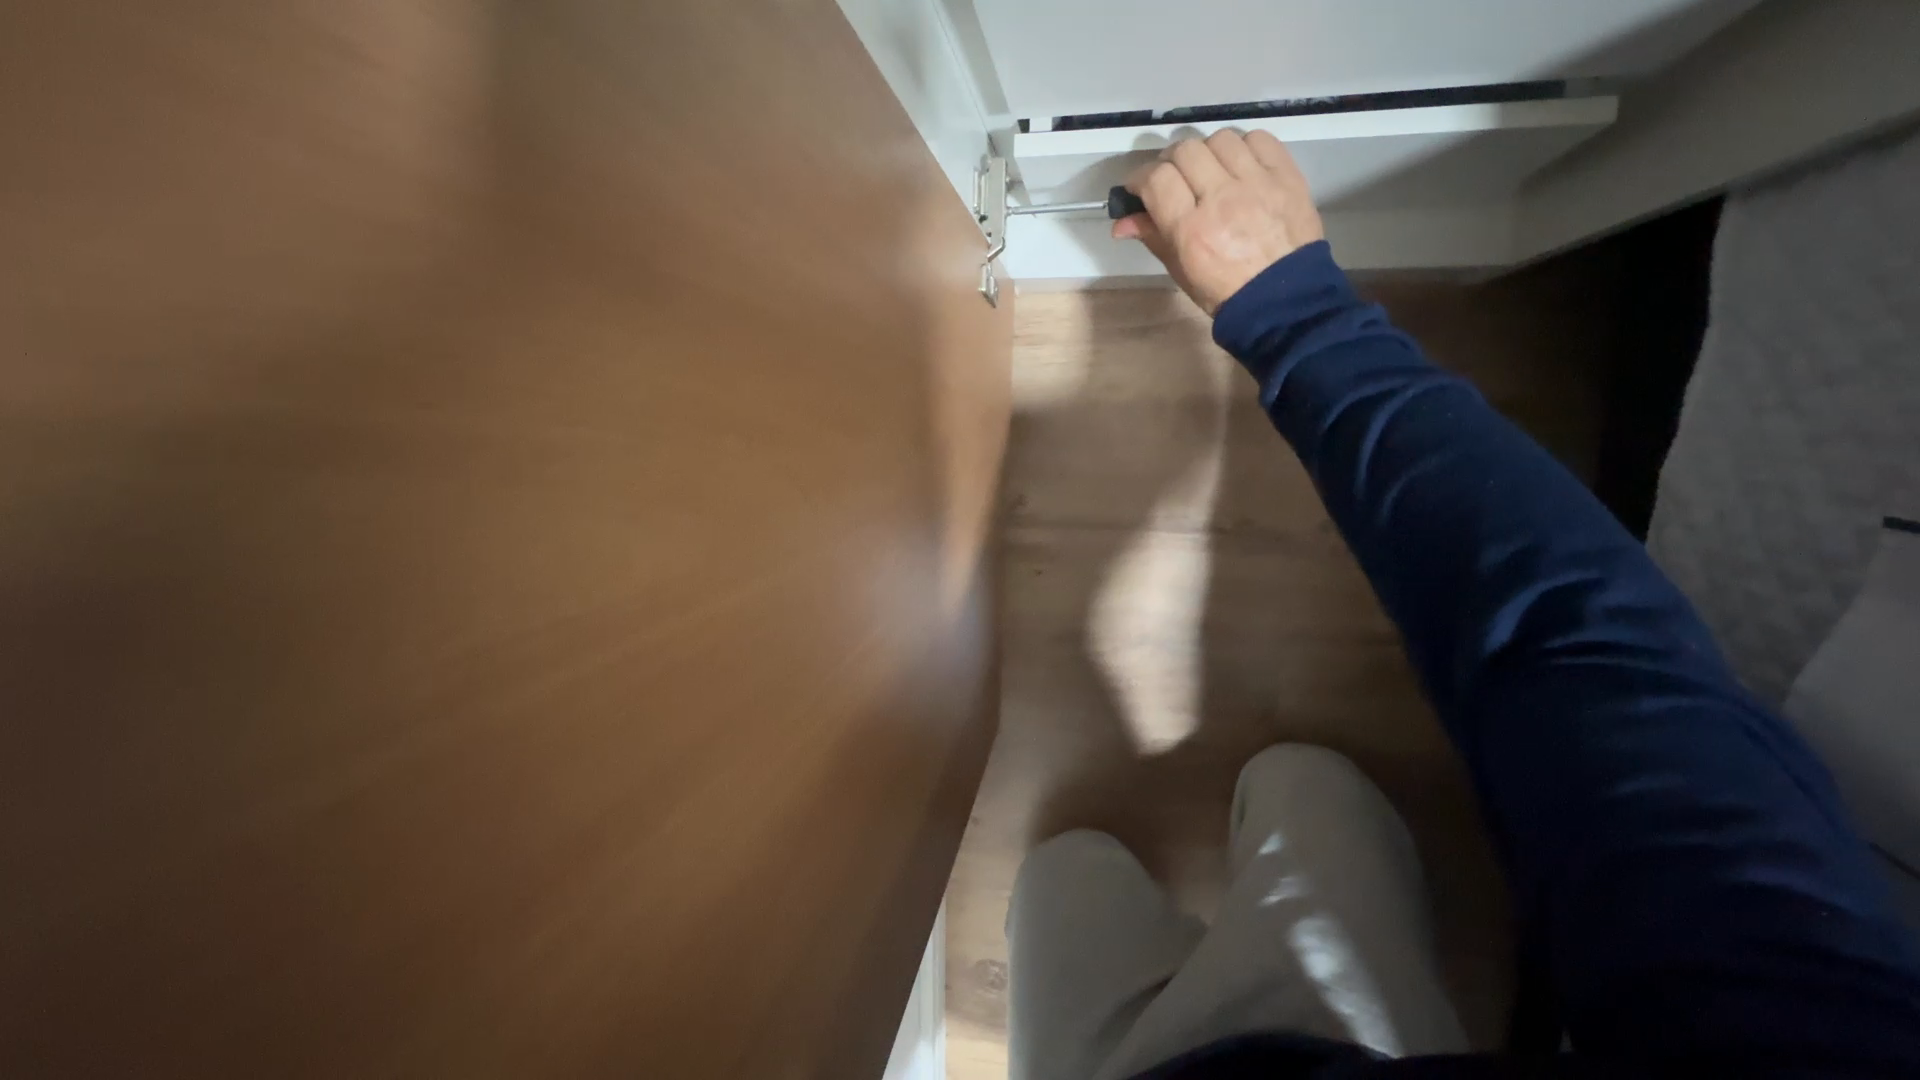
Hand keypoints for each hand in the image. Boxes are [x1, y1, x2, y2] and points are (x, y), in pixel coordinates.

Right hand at [1112, 130, 1324, 315]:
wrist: (1282, 299)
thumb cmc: (1224, 291)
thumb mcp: (1181, 271)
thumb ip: (1153, 237)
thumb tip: (1120, 222)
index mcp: (1192, 230)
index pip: (1157, 179)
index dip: (1140, 178)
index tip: (1138, 186)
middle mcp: (1222, 199)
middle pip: (1185, 151)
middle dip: (1170, 161)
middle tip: (1172, 178)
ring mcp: (1257, 183)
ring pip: (1220, 139)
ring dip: (1207, 151)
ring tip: (1208, 170)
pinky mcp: (1285, 176)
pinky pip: (1259, 139)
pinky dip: (1243, 146)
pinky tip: (1239, 165)